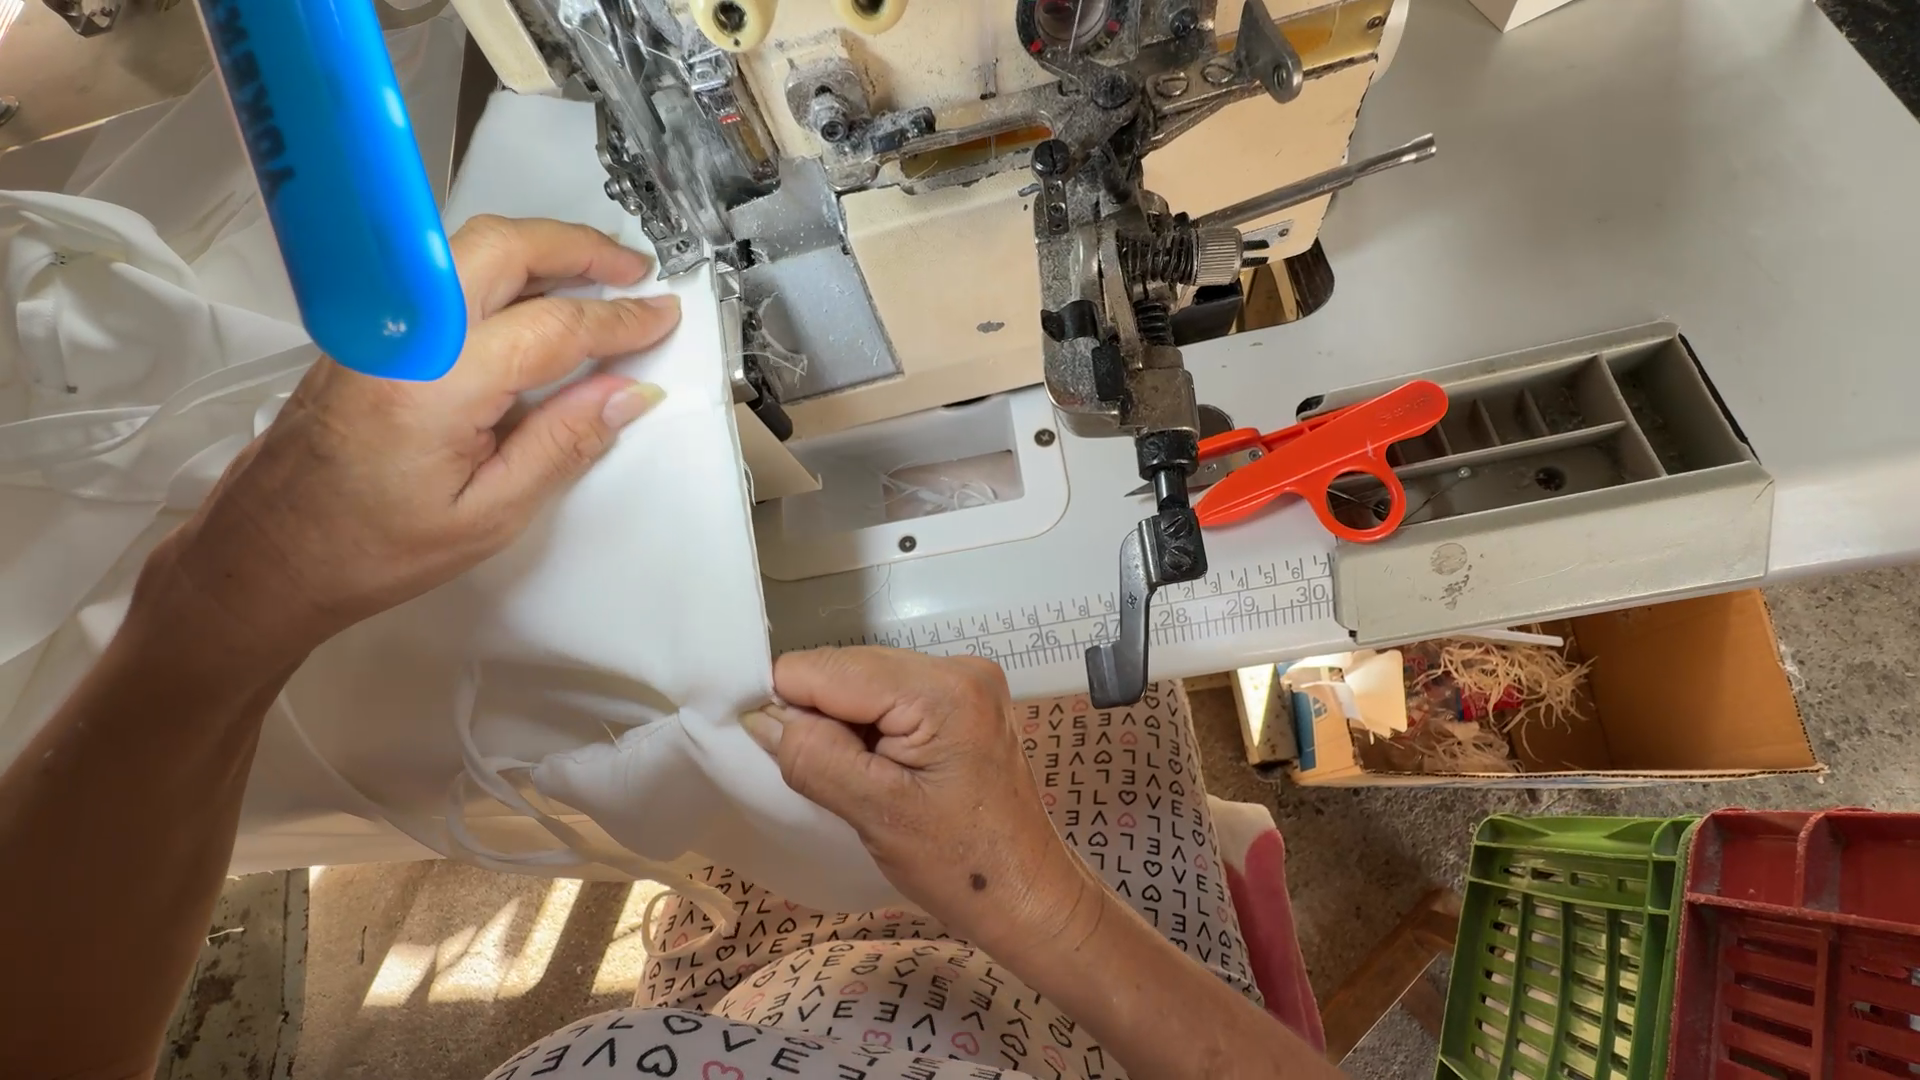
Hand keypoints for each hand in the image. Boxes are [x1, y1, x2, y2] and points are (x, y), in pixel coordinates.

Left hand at [147, 215, 680, 662]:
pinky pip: (450, 273)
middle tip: (638, 271)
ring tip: (603, 273)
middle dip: (580, 248)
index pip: (551, 327)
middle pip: (501, 247)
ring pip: (469, 247)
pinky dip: (510, 267)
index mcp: (436, 385)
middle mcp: (403, 333)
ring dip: (544, 248)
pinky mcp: (373, 329)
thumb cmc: (382, 547)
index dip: (619, 320)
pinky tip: (544, 295)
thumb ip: (565, 444)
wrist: (268, 551)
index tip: (666, 315)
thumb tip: (632, 392)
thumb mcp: (493, 513)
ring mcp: (379, 323)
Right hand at [751, 648, 1100, 954]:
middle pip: (847, 667)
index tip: (769, 746)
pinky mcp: (965, 697)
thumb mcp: (876, 814)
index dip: (786, 701)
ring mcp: (965, 678)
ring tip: (859, 776)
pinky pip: (891, 694)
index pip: (827, 667)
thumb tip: (760, 716)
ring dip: (843, 721)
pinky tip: (880, 766)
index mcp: (940, 688)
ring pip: (865, 679)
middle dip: (817, 713)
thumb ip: (813, 756)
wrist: (1028, 894)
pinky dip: (870, 725)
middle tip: (827, 775)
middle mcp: (957, 666)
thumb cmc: (961, 867)